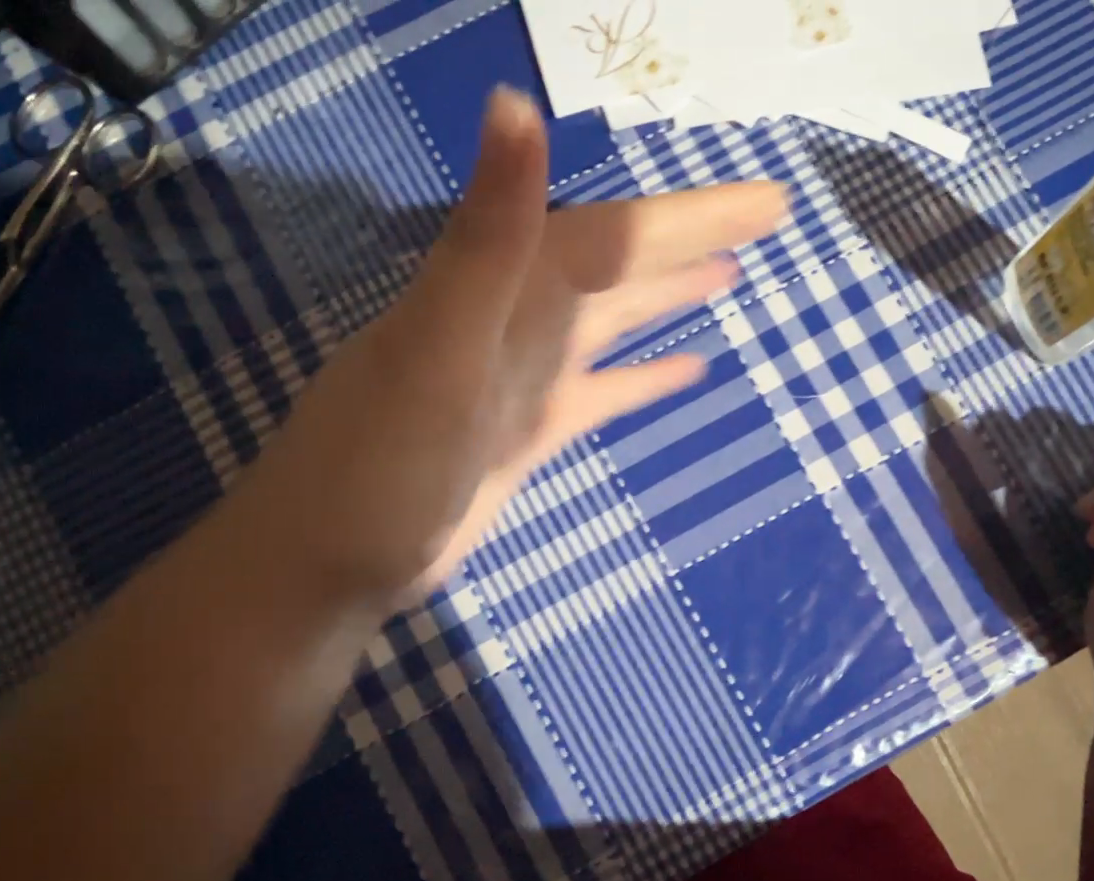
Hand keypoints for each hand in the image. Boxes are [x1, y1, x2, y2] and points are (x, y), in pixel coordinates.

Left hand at [227, 88, 786, 606]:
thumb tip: (515, 101)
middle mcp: (512, 323)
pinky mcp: (523, 435)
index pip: (609, 236)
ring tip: (731, 278)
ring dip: (664, 297)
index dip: (687, 215)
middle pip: (615, 267)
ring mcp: (519, 382)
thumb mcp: (435, 351)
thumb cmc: (379, 466)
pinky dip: (639, 380)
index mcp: (498, 293)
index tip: (766, 204)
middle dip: (688, 242)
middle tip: (767, 220)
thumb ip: (486, 239)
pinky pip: (596, 393)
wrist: (326, 565)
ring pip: (607, 323)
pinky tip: (687, 372)